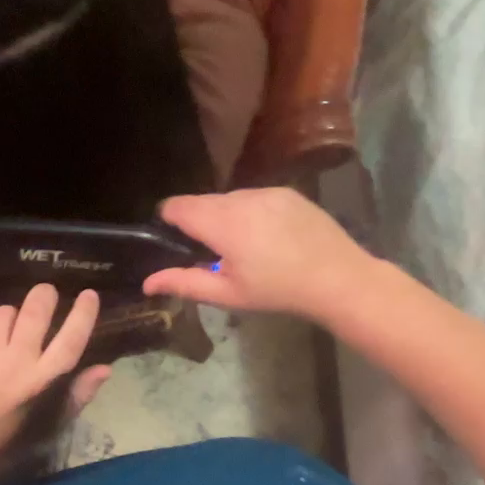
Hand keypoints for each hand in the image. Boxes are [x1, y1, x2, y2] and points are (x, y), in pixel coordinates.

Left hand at [0, 285, 109, 471]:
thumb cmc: (9, 435)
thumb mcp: (49, 420)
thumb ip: (78, 394)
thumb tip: (105, 368)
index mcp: (40, 381)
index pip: (69, 342)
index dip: (83, 315)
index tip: (89, 295)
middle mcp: (15, 362)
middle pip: (34, 312)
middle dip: (44, 295)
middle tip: (47, 294)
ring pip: (6, 312)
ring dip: (14, 314)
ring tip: (16, 327)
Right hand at [142, 188, 376, 320]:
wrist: (338, 278)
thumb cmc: (277, 290)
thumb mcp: (227, 294)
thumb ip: (184, 283)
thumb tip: (147, 282)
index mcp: (222, 223)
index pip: (176, 206)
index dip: (167, 222)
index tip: (175, 245)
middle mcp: (241, 198)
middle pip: (200, 201)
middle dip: (197, 223)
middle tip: (211, 255)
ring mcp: (267, 191)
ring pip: (227, 199)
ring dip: (223, 217)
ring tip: (241, 248)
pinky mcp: (287, 192)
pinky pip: (253, 197)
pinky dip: (248, 213)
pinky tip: (265, 239)